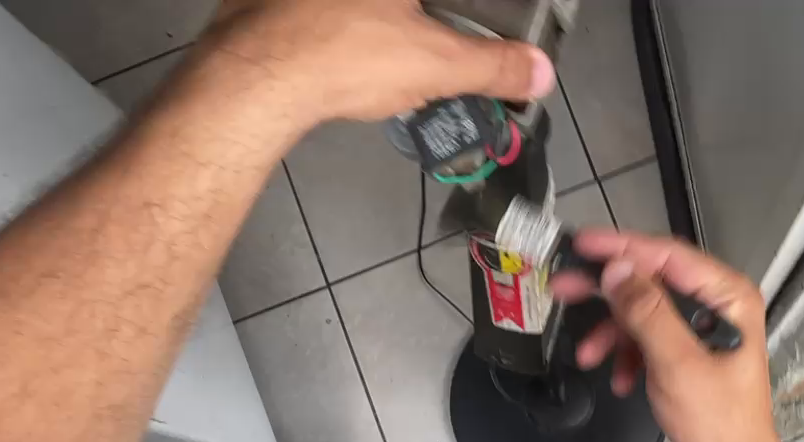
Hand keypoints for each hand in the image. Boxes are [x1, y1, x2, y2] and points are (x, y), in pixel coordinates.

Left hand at [204, 0, 554, 125]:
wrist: (261, 72)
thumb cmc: (351, 56)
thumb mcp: (436, 65)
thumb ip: (492, 66)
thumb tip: (541, 72)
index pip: (449, 2)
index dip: (462, 17)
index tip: (449, 36)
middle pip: (408, 8)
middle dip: (425, 21)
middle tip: (418, 46)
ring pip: (366, 8)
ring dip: (379, 19)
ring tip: (383, 54)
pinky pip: (329, 12)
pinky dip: (344, 19)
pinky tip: (346, 45)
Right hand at [550, 229, 785, 441]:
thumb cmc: (716, 420)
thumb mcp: (676, 362)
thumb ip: (646, 312)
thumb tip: (617, 270)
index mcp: (727, 296)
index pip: (667, 257)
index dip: (621, 249)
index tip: (580, 245)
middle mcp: (717, 305)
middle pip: (651, 283)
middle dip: (607, 294)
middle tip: (563, 289)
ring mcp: (703, 330)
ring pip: (645, 315)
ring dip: (614, 335)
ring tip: (587, 357)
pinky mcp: (690, 353)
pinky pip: (650, 342)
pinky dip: (629, 357)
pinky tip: (621, 382)